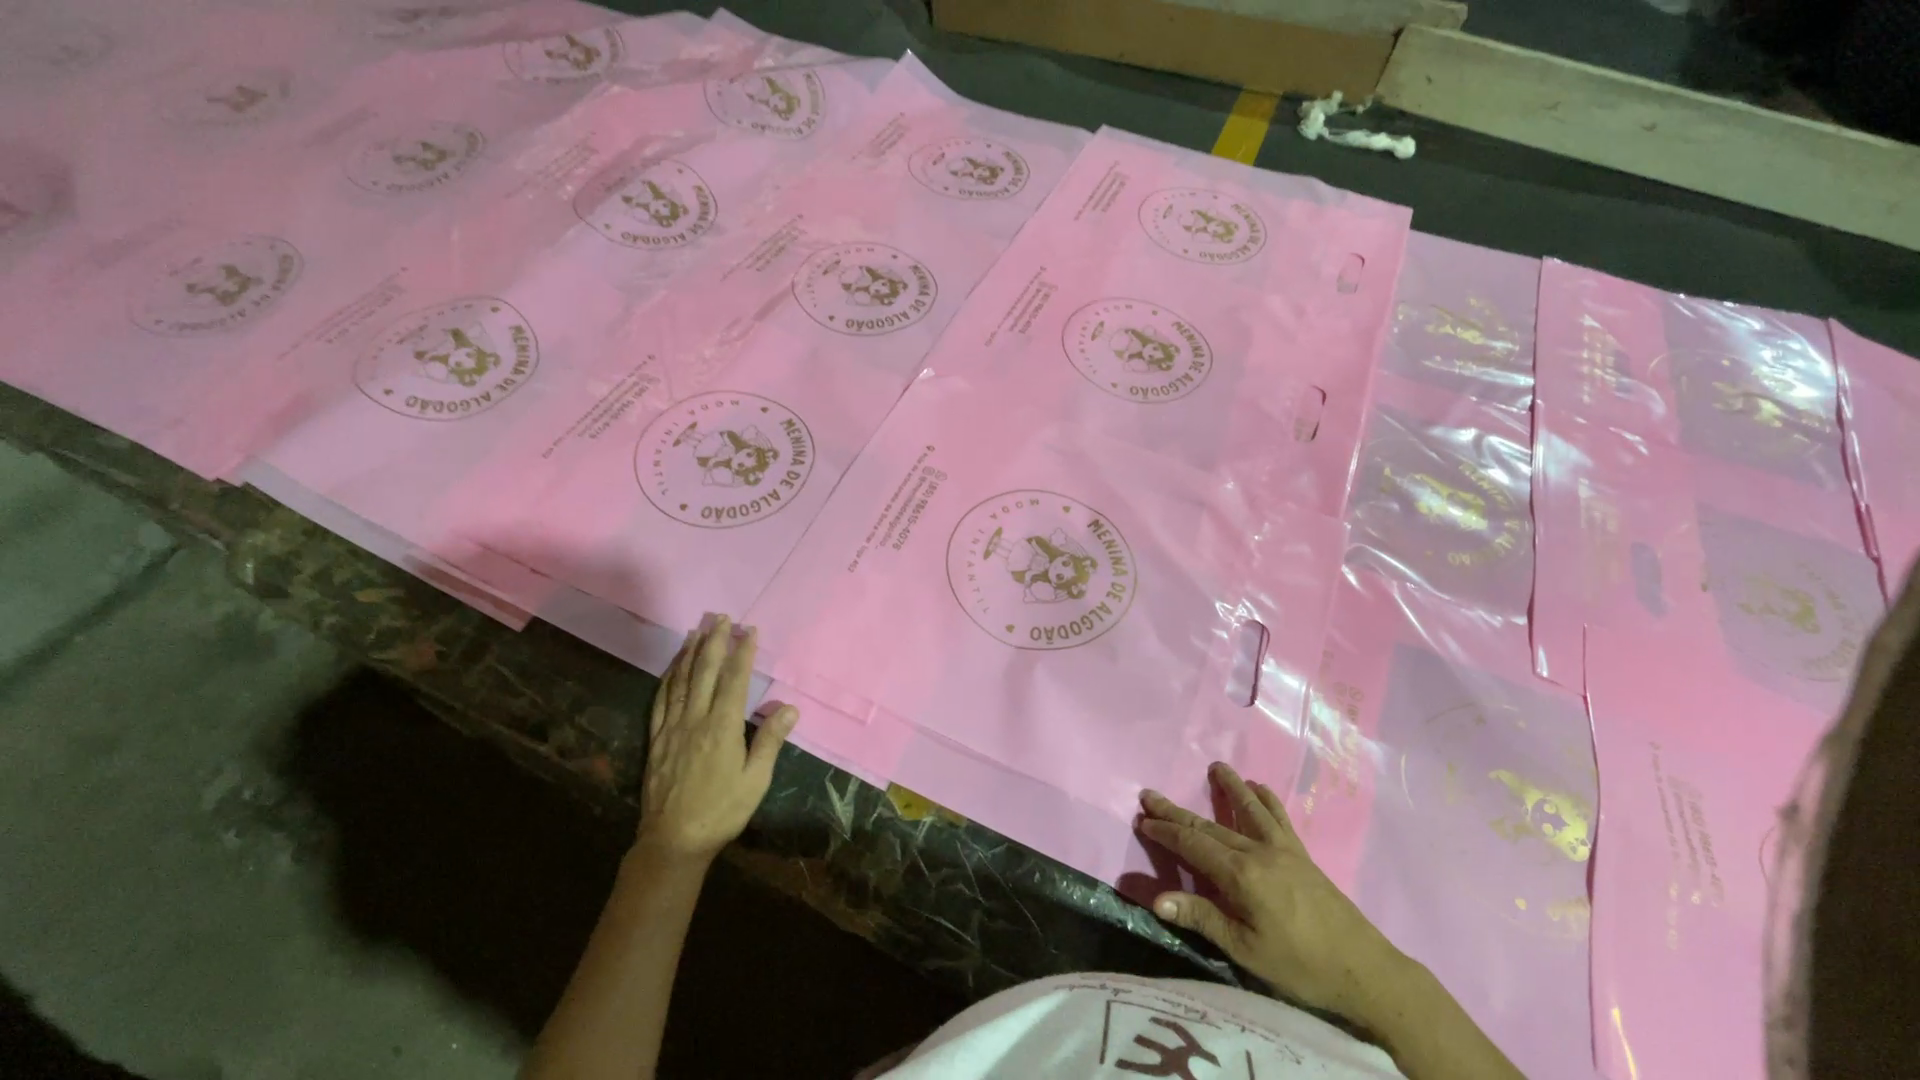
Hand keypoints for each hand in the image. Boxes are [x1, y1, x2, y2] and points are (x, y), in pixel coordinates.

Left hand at [638, 616, 797, 863]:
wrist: (674, 839)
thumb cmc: (722, 811)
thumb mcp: (755, 781)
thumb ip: (770, 741)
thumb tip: (789, 707)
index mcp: (722, 728)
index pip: (735, 680)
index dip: (743, 653)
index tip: (750, 631)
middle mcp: (695, 720)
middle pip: (705, 672)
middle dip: (715, 642)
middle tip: (722, 617)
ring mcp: (672, 728)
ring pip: (681, 681)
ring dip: (690, 653)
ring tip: (698, 630)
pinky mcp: (656, 739)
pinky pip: (661, 700)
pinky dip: (668, 678)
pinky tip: (673, 667)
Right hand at [1138, 763, 1410, 1024]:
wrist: (1364, 969)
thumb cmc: (1300, 966)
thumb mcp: (1245, 950)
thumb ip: (1202, 919)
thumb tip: (1157, 898)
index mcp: (1241, 876)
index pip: (1193, 845)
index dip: (1165, 832)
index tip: (1142, 819)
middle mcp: (1260, 853)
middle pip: (1212, 826)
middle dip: (1178, 812)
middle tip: (1151, 793)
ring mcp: (1284, 852)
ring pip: (1249, 812)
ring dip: (1230, 788)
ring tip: (1216, 767)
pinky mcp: (1303, 857)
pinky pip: (1280, 819)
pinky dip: (1267, 801)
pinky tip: (1261, 789)